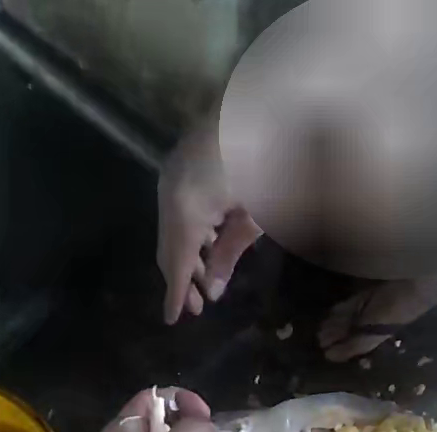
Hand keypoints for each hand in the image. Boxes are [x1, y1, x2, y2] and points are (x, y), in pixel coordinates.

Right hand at [157, 123, 264, 324]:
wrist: (261, 105)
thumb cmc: (268, 167)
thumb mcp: (255, 220)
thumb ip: (230, 255)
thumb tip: (215, 290)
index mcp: (186, 210)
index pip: (177, 263)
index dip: (177, 293)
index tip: (173, 320)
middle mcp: (168, 192)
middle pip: (169, 247)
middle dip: (182, 279)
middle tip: (198, 310)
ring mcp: (171, 175)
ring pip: (172, 230)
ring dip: (187, 259)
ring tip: (205, 287)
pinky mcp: (180, 165)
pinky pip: (178, 211)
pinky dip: (191, 236)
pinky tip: (208, 252)